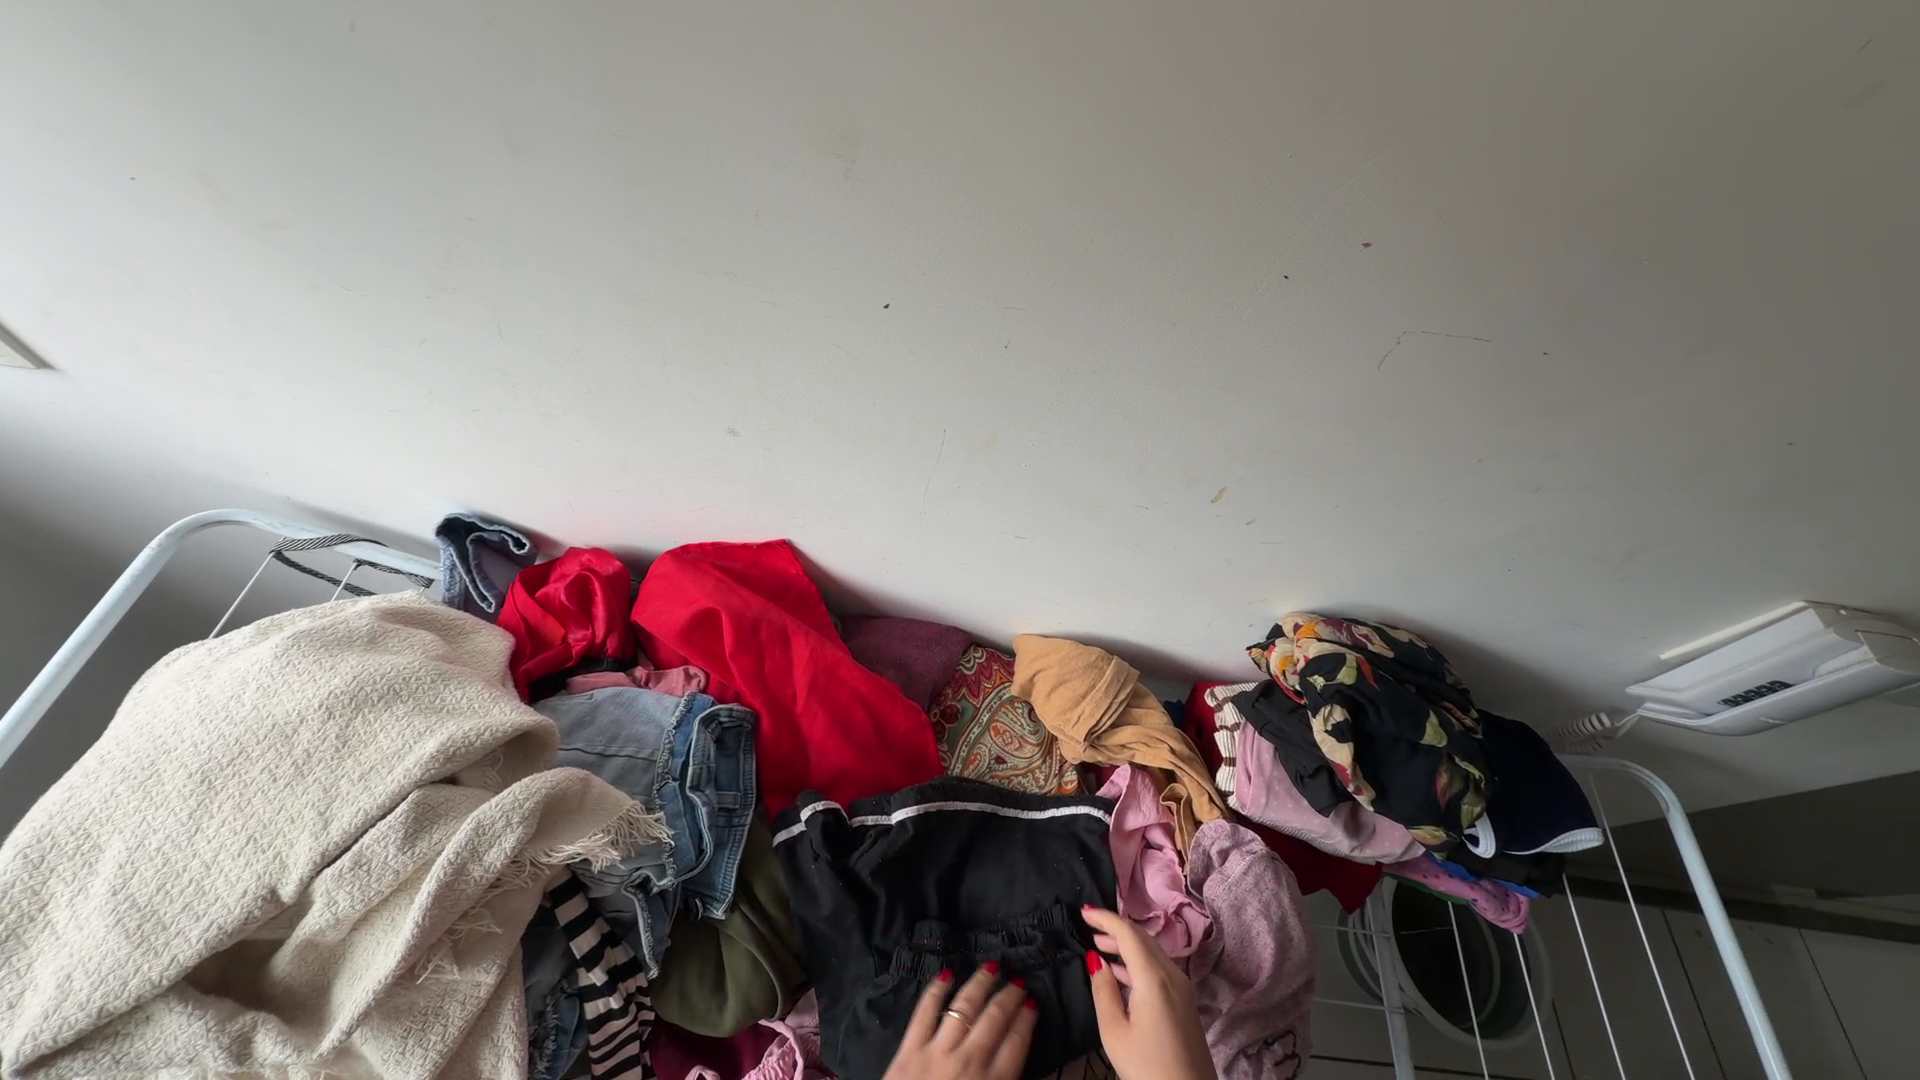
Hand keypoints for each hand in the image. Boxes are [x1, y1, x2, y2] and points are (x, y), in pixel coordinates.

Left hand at [882, 964, 1036, 1079]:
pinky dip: (936, 990)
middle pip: (995, 1019)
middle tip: (1017, 980)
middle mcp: (970, 1062)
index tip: (1032, 1002)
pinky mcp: (910, 1048)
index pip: (1016, 1043)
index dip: (1026, 1019)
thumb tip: (1016, 1064)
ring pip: (965, 1006)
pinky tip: (946, 974)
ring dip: (980, 984)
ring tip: (991, 968)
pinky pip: (925, 1011)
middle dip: (1009, 996)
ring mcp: (938, 1051)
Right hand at [1083, 906, 1215, 1079]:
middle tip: (1089, 928)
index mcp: (1154, 978)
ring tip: (1100, 946)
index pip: (1128, 932)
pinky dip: (1138, 962)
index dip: (1105, 918)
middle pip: (1142, 938)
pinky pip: (1159, 968)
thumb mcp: (1115, 1032)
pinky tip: (1121, 973)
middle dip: (1115, 928)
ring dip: (1126, 945)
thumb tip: (1097, 959)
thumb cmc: (1147, 1069)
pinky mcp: (1186, 1002)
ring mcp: (1183, 988)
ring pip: (1152, 952)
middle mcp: (1173, 975)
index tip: (1083, 911)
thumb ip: (1103, 990)